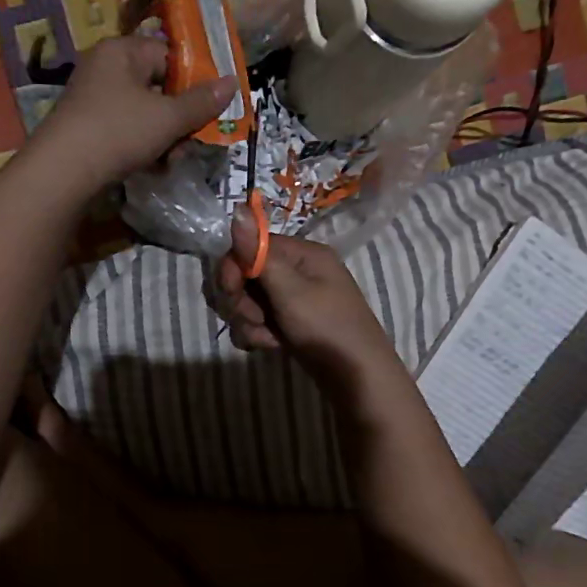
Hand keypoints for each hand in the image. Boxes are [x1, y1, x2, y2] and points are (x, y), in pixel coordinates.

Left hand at [18, 35, 236, 194]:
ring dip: (162, 138)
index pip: (168, 55)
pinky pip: (122, 131)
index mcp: (121, 51)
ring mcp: (90, 100)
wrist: (62, 173)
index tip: (207, 109)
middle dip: (177, 117)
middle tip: (189, 143)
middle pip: (155, 86)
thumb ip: (201, 102)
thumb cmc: (118, 133)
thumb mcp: (167, 118)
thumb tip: (232, 82)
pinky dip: (139, 147)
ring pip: (141, 113)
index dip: (192, 81)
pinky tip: (150, 169)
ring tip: (171, 162)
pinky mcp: (84, 129)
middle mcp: (103, 68)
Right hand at [212, 211, 397, 375]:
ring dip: (247, 321)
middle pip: (245, 275)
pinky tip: (269, 346)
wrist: (356, 377)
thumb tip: (238, 209)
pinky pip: (256, 321)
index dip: (234, 267)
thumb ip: (259, 255)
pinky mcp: (286, 322)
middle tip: (255, 319)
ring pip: (247, 301)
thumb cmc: (327, 327)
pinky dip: (256, 334)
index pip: (251, 246)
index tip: (230, 290)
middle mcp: (296, 271)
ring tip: (265, 338)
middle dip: (241, 300)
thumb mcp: (290, 291)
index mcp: (302, 254)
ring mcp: (290, 299)